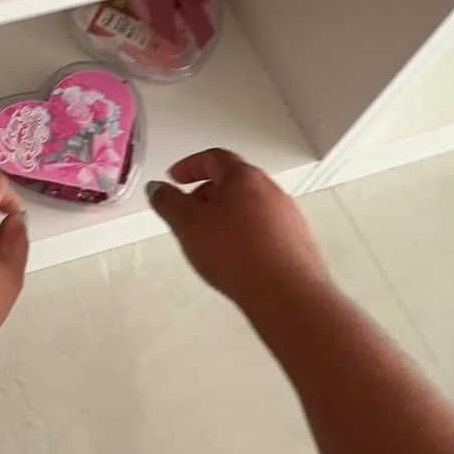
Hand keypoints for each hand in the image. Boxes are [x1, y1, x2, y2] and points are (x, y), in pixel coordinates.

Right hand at [146, 149, 328, 312]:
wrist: (286, 296)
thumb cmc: (237, 254)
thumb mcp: (187, 224)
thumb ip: (167, 201)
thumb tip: (157, 188)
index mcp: (244, 177)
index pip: (214, 158)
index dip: (190, 165)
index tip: (176, 177)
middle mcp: (270, 191)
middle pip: (234, 181)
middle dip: (206, 193)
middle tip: (189, 211)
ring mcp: (287, 217)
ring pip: (249, 206)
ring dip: (226, 215)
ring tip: (209, 239)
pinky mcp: (296, 243)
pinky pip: (264, 229)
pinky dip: (244, 234)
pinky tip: (234, 258)